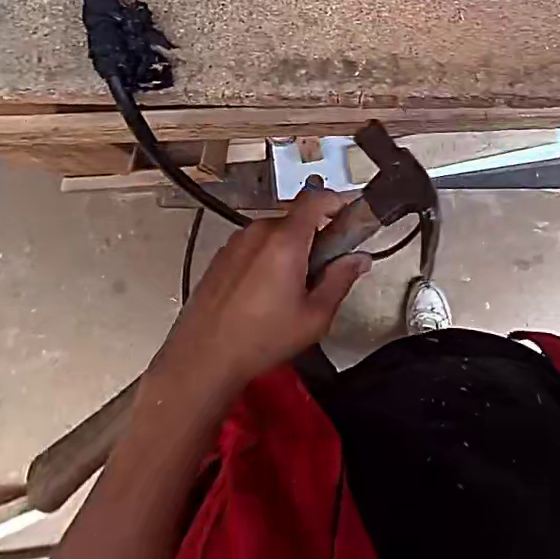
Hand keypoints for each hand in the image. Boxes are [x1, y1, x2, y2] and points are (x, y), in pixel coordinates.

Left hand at [148, 190, 370, 399]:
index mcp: (285, 240)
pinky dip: (266, 259)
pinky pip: (254, 246)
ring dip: (288, 250)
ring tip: (290, 289)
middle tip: (322, 269)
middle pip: (296, 219)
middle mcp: (258, 232)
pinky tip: (263, 294)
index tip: (347, 215)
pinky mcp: (221, 256)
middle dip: (314, 237)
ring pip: (274, 234)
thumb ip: (341, 280)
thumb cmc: (260, 340)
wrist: (201, 360)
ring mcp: (236, 242)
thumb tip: (359, 259)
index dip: (336, 200)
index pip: (315, 198)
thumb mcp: (314, 316)